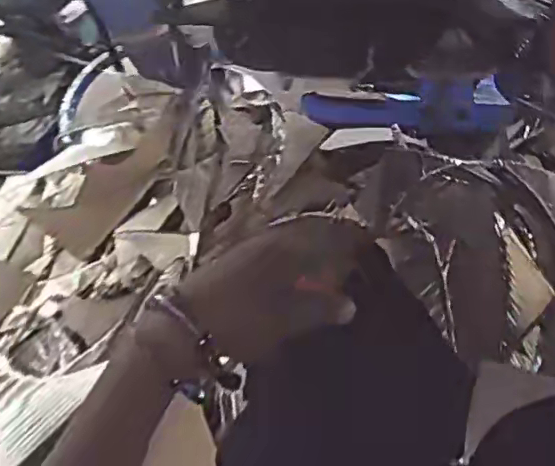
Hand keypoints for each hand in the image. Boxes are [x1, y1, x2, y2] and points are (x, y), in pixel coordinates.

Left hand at [142, 216, 371, 372]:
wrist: (183, 324)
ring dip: (315, 246)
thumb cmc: (238, 319)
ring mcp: (255, 245)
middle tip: (354, 251)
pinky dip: (297, 254)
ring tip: (330, 262)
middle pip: (313, 231)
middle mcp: (273, 237)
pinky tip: (298, 271)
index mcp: (288, 246)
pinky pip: (280, 246)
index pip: (329, 234)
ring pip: (296, 238)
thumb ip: (318, 308)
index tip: (370, 242)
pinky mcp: (241, 256)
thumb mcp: (283, 320)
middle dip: (335, 239)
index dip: (351, 237)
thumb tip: (350, 304)